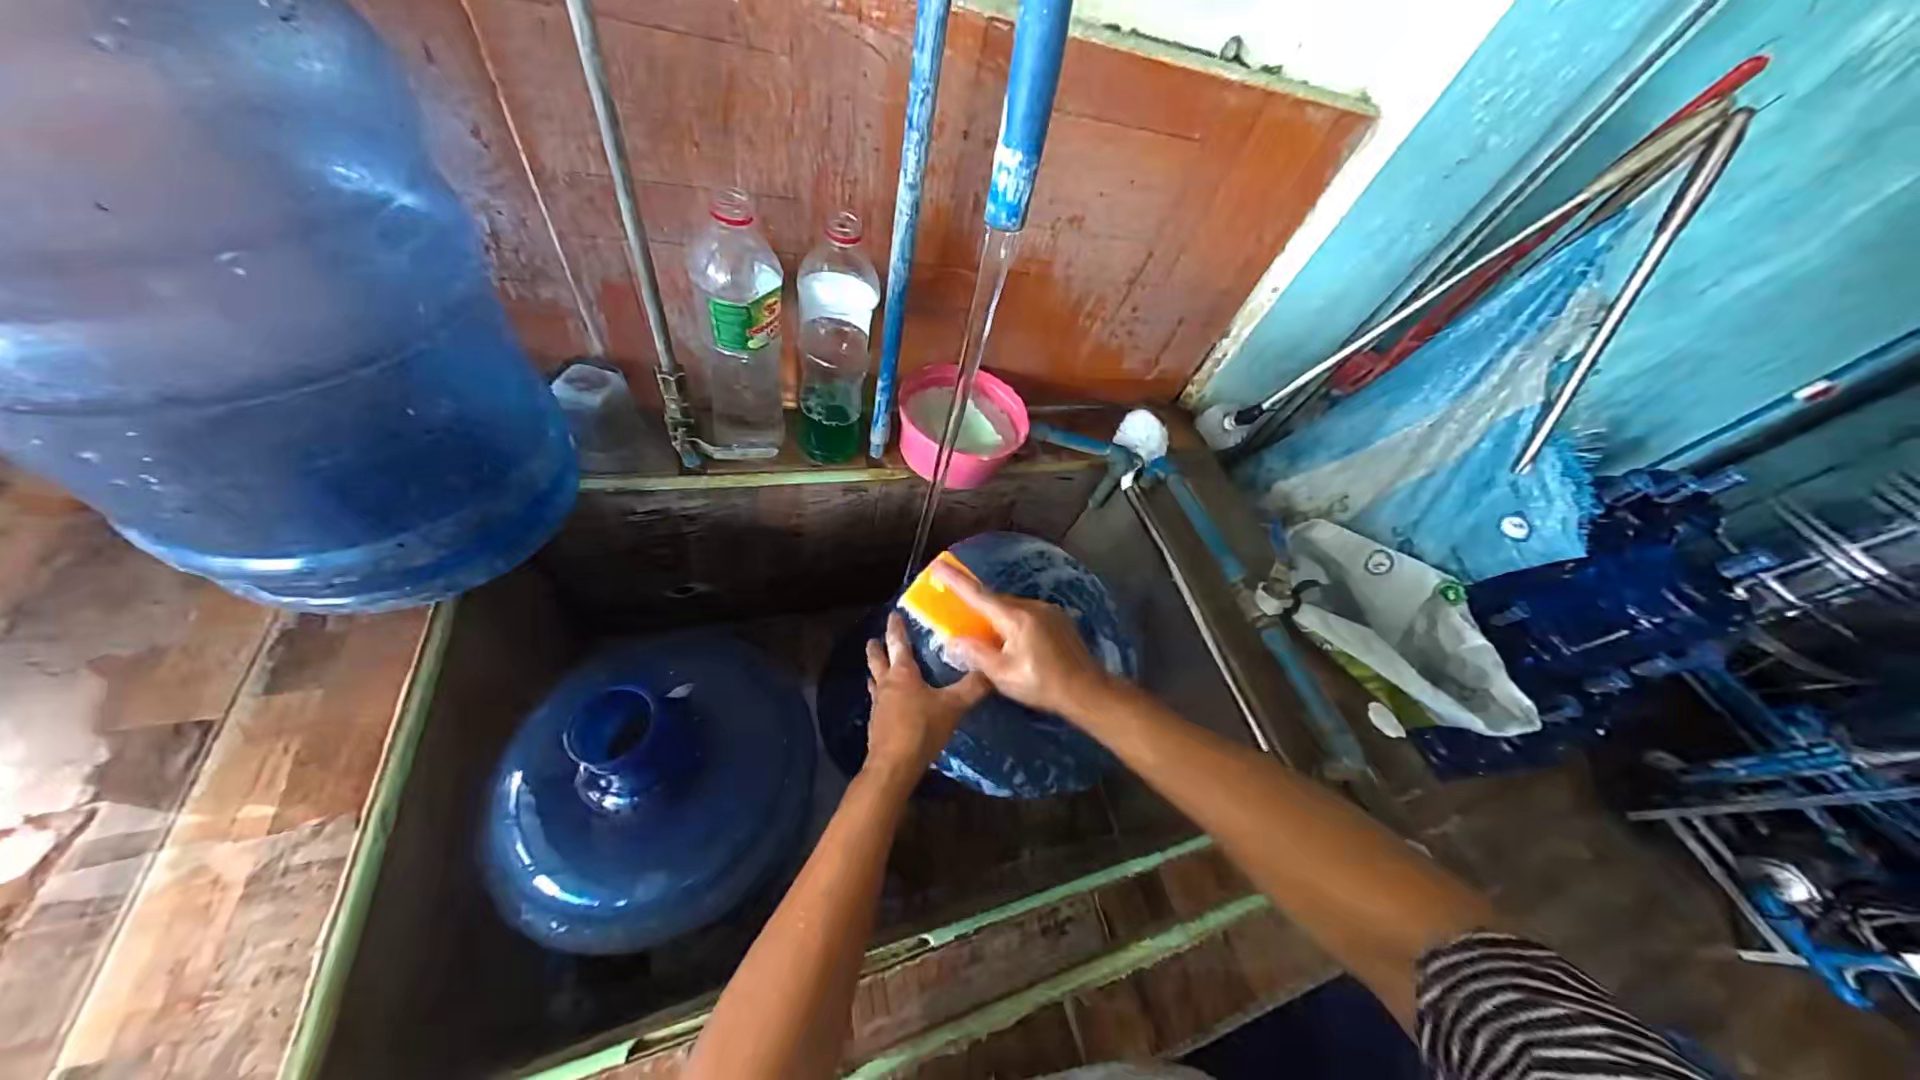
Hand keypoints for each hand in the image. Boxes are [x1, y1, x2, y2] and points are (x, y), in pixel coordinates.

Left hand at [864, 612, 988, 785]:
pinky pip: (878, 701)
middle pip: (877, 660)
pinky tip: (888, 702)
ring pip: (874, 681)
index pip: (898, 643)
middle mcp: (887, 684)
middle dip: (876, 648)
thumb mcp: (953, 706)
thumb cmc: (921, 728)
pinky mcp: (877, 723)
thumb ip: (972, 688)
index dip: (896, 627)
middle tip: (874, 639)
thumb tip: (993, 671)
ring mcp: (878, 705)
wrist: (894, 765)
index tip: (893, 613)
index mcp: (902, 673)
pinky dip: (881, 694)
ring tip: (877, 668)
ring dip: (875, 671)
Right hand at [932, 562, 1114, 718]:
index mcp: (1015, 618)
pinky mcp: (1059, 619)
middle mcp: (1032, 607)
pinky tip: (1013, 640)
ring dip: (997, 616)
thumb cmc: (1043, 685)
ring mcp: (1049, 611)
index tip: (938, 566)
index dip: (956, 581)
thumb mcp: (1002, 675)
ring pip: (1012, 607)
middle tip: (960, 614)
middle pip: (996, 600)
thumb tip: (954, 640)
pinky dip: (1013, 621)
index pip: (978, 595)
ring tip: (987, 635)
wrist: (1088, 690)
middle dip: (976, 605)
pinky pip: (1027, 613)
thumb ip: (976, 654)